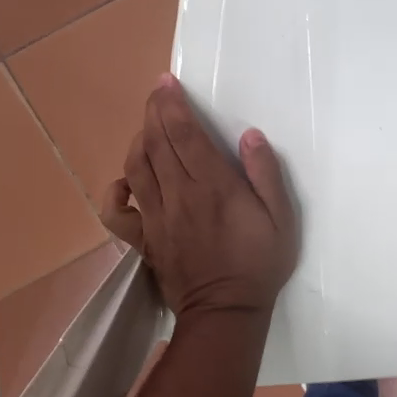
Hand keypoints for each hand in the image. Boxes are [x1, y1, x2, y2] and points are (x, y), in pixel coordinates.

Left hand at [101, 76, 298, 322]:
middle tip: (157, 90)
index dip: (173, 104)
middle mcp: (179, 195)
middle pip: (157, 142)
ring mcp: (157, 218)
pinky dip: (115, 190)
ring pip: (136, 167)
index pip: (184, 134)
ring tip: (149, 124)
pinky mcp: (144, 240)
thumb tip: (250, 135)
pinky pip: (118, 212)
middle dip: (154, 111)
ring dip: (138, 139)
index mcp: (213, 185)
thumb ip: (266, 173)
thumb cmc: (259, 262)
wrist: (226, 314)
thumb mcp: (281, 217)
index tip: (166, 81)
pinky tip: (126, 179)